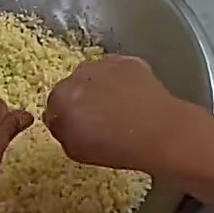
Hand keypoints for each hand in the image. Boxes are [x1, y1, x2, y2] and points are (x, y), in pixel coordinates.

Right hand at [44, 56, 202, 176]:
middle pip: (73, 87)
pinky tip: (133, 98)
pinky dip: (122, 80)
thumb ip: (60, 131)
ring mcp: (104, 64)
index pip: (53, 105)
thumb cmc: (115, 147)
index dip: (66, 117)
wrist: (160, 133)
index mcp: (60, 97)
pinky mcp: (127, 61)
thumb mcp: (75, 151)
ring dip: (101, 88)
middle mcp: (77, 74)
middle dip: (82, 100)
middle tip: (100, 120)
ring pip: (95, 76)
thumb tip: (58, 120)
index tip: (79, 128)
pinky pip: (118, 70)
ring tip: (120, 109)